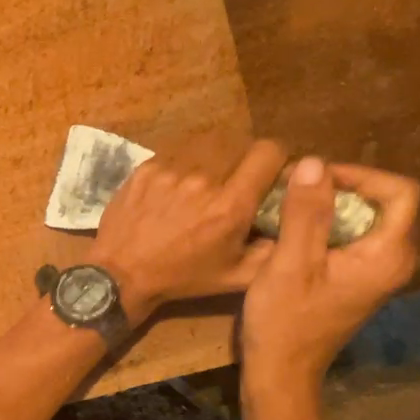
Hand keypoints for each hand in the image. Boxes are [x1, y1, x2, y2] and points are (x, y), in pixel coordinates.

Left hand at [87, 140, 286, 324]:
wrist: (121, 274)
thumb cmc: (181, 278)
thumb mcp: (236, 276)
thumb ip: (275, 248)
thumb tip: (298, 220)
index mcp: (231, 205)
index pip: (269, 151)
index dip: (275, 158)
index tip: (269, 171)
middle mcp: (203, 179)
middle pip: (239, 142)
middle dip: (244, 156)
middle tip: (237, 176)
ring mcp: (170, 170)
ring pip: (207, 142)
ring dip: (214, 154)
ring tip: (209, 174)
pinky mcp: (145, 168)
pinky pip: (175, 150)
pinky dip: (184, 159)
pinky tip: (179, 178)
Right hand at [241, 158, 419, 383]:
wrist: (280, 372)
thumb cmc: (285, 321)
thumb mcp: (289, 264)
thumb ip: (305, 214)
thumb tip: (313, 163)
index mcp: (387, 255)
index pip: (400, 192)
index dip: (359, 175)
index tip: (314, 178)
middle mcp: (393, 260)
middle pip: (384, 203)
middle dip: (341, 188)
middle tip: (295, 188)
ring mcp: (376, 272)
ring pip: (365, 219)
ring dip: (330, 206)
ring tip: (289, 205)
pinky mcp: (357, 279)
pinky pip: (351, 237)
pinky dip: (325, 226)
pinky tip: (291, 231)